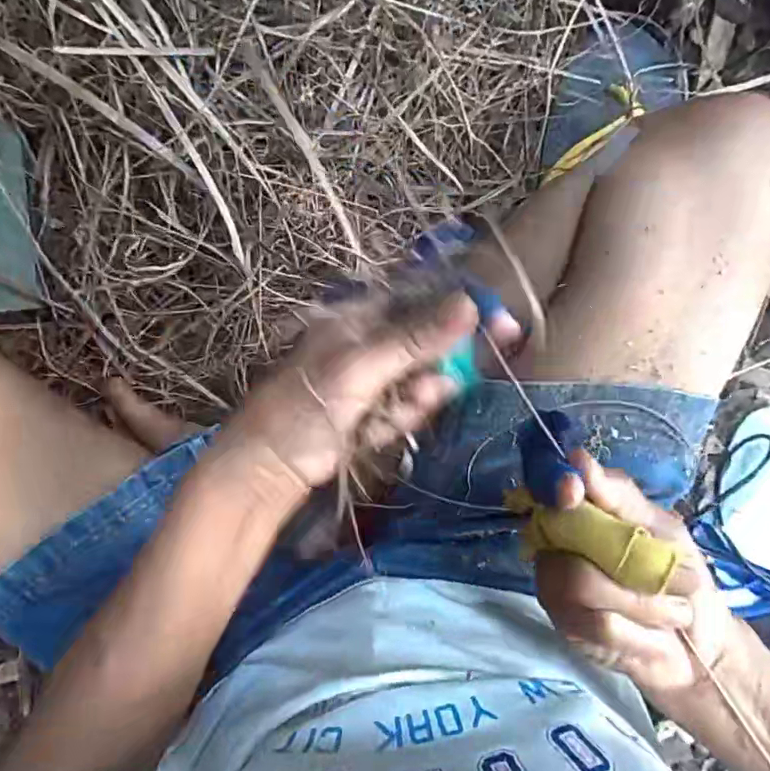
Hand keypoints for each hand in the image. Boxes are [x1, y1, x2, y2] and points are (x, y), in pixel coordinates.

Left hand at [219, 290, 495, 489]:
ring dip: (417, 399)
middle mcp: (371, 343)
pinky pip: (407, 409)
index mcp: (361, 318)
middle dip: (438, 368)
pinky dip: (400, 421)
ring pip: (424, 381)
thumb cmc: (305, 407)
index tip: (502, 325)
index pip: (424, 301)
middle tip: (430, 392)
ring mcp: (374, 380)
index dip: (462, 311)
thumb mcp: (361, 368)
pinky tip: (377, 432)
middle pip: (430, 344)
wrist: (267, 469)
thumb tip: (470, 304)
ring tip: (391, 416)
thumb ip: (416, 339)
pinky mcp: (375, 413)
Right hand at [534, 450, 749, 703]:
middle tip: (681, 580)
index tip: (572, 489)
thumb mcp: (665, 530)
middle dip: (631, 560)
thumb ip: (620, 496)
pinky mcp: (567, 626)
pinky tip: (653, 634)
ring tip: (672, 610)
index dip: (554, 486)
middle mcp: (556, 544)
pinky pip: (599, 623)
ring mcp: (555, 585)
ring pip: (582, 582)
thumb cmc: (684, 579)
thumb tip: (576, 459)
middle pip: (565, 536)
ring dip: (643, 602)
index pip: (549, 490)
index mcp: (579, 512)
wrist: (702, 649)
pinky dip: (640, 630)